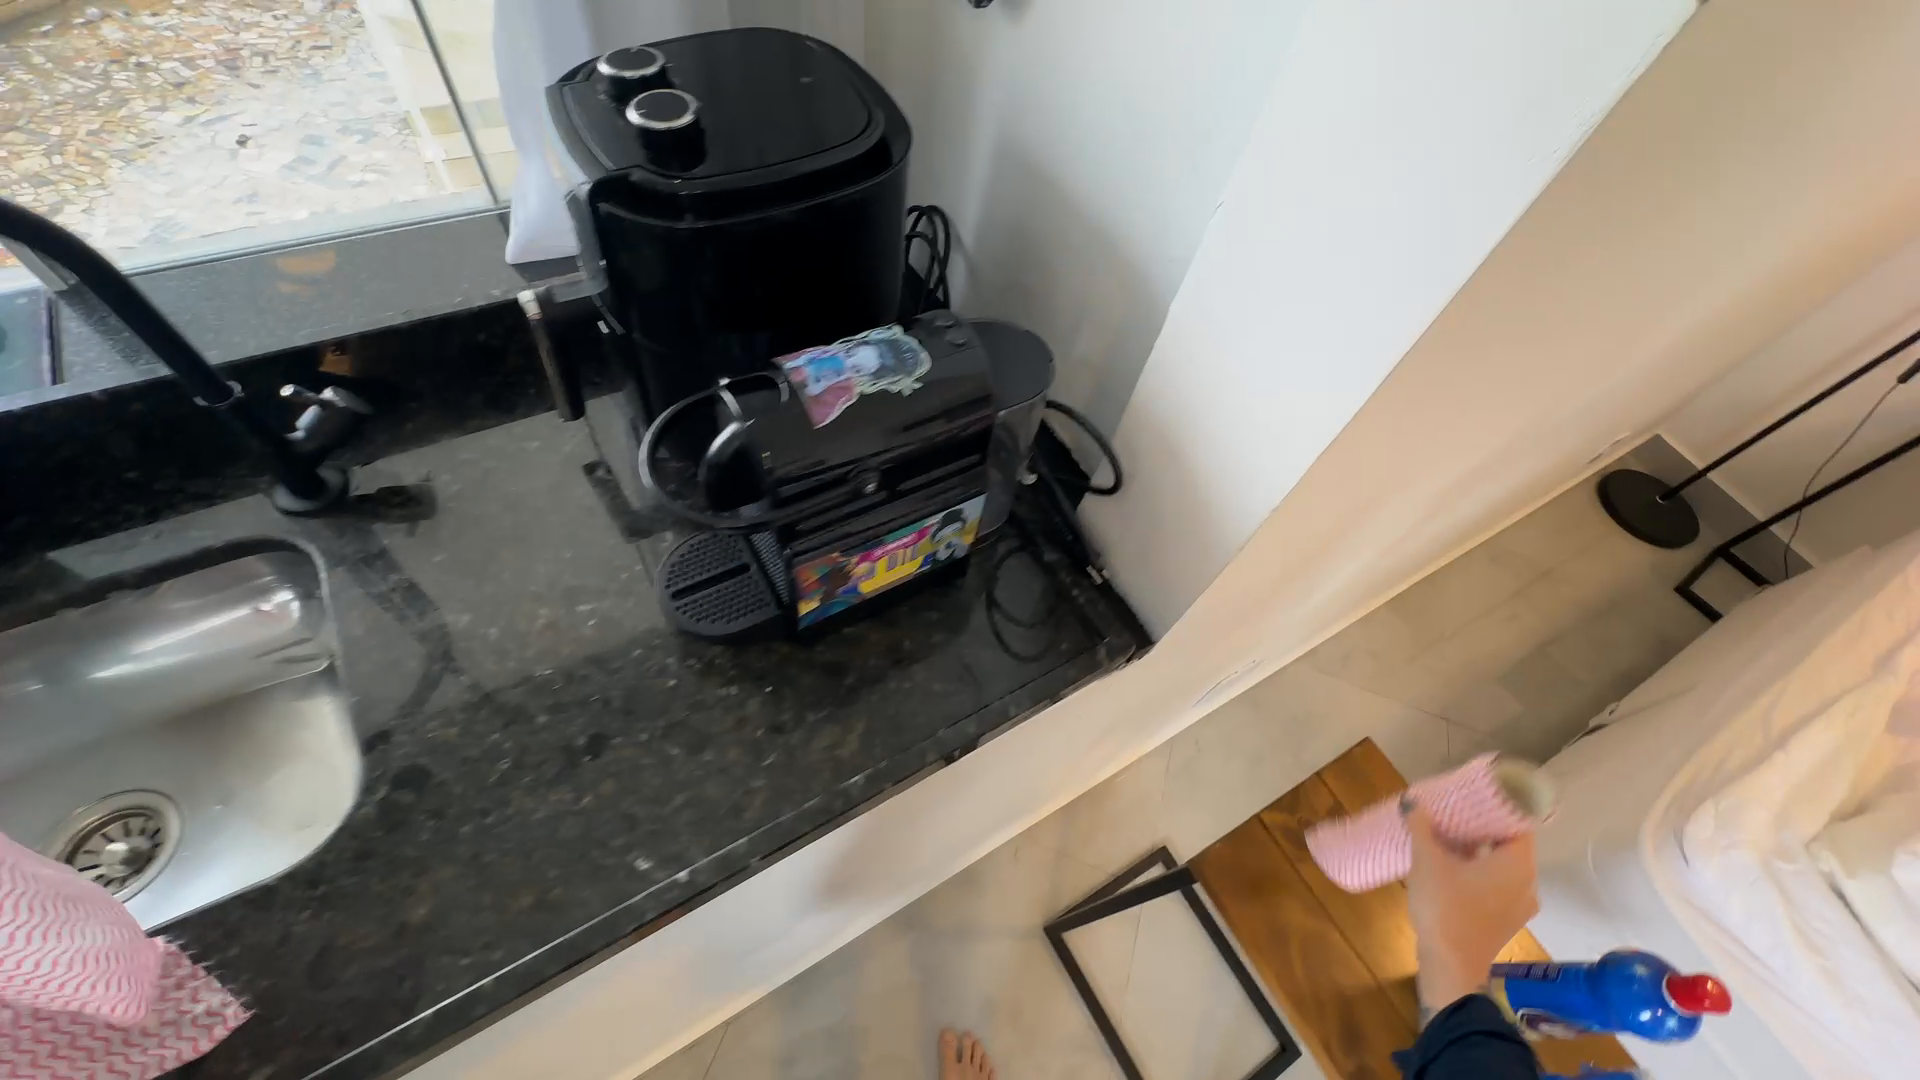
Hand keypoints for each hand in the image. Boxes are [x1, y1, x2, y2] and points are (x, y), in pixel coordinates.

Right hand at [1404, 801, 1538, 1014]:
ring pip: (1505, 865)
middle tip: (1454, 810)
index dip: (1499, 805)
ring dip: (1481, 849)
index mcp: (1517, 863)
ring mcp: (1521, 904)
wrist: (1451, 964)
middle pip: (1511, 843)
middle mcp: (1528, 882)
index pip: (1519, 822)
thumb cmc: (1445, 906)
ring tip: (1449, 836)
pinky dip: (1482, 870)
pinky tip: (1453, 867)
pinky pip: (1500, 883)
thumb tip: (1413, 801)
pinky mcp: (1507, 918)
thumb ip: (1422, 827)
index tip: (1475, 794)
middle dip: (1483, 826)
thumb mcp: (1427, 860)